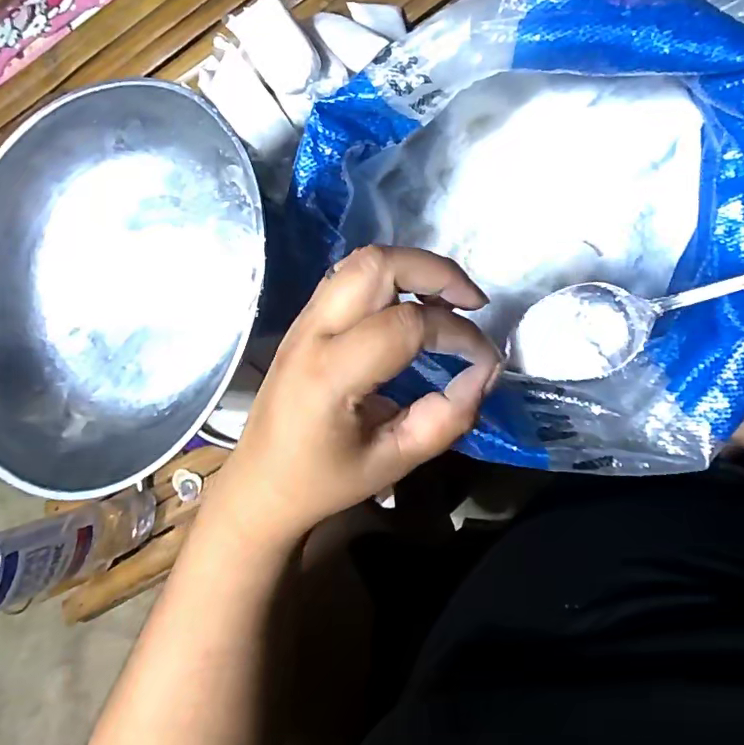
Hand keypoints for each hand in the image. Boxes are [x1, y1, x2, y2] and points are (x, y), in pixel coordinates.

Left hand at [208, 246, 501, 543]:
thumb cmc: (323, 481)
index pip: (407, 325)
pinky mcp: (306, 317)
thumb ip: (446, 419)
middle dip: (436, 271)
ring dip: (414, 268)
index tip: (484, 358)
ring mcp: (304, 319)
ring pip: (363, 260)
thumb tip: (486, 372)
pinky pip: (351, 274)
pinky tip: (414, 303)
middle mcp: (313, 332)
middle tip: (472, 303)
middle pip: (378, 265)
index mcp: (330, 374)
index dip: (458, 334)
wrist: (257, 485)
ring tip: (448, 300)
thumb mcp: (393, 462)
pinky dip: (393, 275)